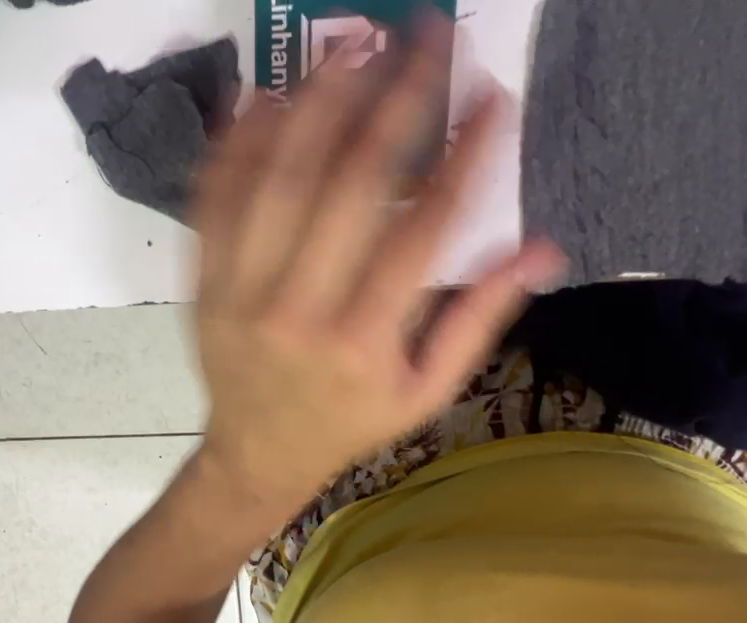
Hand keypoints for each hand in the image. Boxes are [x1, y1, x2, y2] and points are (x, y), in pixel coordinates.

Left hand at [191, 15, 564, 510]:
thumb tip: (543, 247)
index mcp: (364, 342)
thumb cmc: (350, 424)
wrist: (258, 456)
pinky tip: (267, 94)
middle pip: (348, 184)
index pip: (422, 228)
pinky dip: (237, 142)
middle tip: (428, 38)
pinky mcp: (203, 285)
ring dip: (316, 102)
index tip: (492, 95)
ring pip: (277, 179)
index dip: (463, 155)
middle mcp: (300, 311)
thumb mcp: (423, 393)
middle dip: (395, 101)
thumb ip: (477, 321)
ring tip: (353, 45)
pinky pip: (214, 201)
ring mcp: (241, 295)